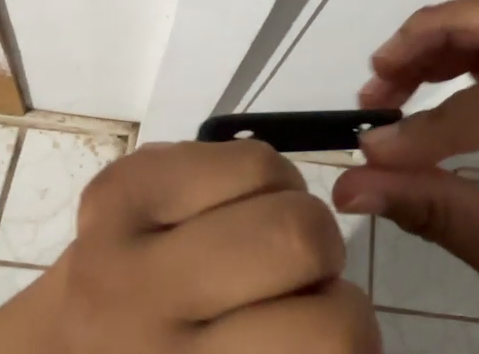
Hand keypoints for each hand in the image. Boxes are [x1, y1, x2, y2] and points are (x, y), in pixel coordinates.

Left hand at [0, 140, 378, 352]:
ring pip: (269, 171)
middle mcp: (148, 306)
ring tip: (255, 242)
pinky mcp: (118, 181)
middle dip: (322, 253)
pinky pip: (224, 146)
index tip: (316, 340)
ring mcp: (121, 231)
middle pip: (302, 233)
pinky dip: (251, 176)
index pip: (335, 328)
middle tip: (290, 284)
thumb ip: (298, 349)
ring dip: (287, 203)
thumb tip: (359, 331)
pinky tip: (224, 212)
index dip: (351, 329)